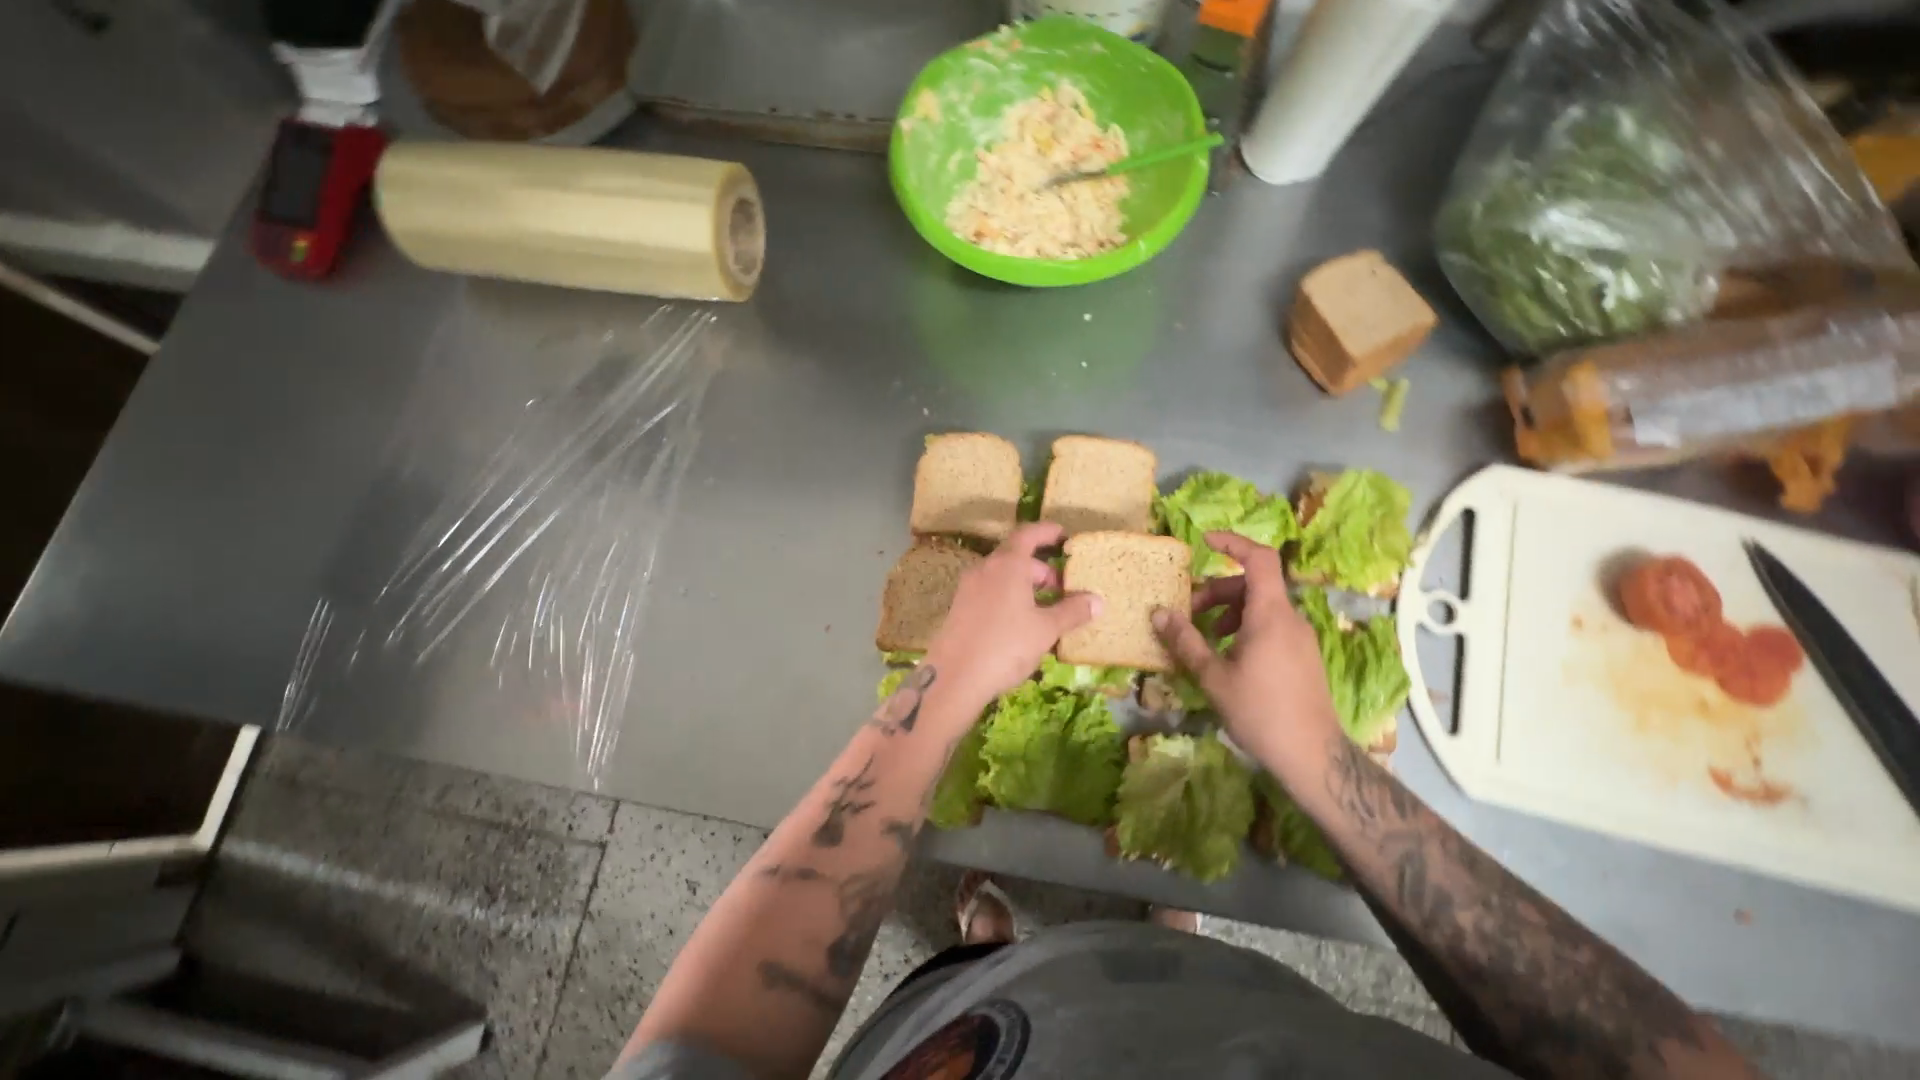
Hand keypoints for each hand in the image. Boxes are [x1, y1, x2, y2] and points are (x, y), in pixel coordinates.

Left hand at [923, 523, 1101, 715]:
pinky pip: (990, 593)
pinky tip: (1022, 626)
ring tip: (1047, 611)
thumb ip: (1072, 612)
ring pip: (1003, 577)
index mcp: (1007, 565)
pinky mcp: (960, 609)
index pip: (1028, 534)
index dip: (1047, 532)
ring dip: (1026, 587)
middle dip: (1042, 570)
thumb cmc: (1005, 646)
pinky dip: (1010, 599)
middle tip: (1063, 591)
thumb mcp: (1045, 630)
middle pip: (1016, 558)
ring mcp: (968, 589)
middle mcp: (985, 569)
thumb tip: (1097, 601)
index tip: (1064, 536)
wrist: (954, 678)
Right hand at [1151, 532, 1341, 779]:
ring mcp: (1300, 637)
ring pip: (1262, 607)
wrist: (1312, 754)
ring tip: (1204, 637)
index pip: (1259, 558)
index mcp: (1270, 614)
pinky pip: (1271, 626)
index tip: (1203, 542)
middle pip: (1254, 584)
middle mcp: (1290, 618)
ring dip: (1229, 611)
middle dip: (1217, 590)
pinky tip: (1227, 657)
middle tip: (1188, 611)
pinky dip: (1245, 627)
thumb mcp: (1213, 677)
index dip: (1232, 543)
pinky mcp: (1302, 656)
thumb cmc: (1260, 711)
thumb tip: (1159, 613)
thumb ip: (1185, 641)